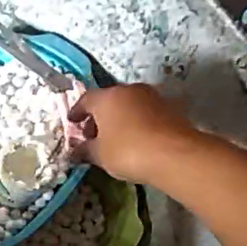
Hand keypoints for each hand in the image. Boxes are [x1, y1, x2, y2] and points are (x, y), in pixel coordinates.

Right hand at [69, 84, 219, 186]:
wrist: (174, 154)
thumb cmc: (127, 151)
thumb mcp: (99, 155)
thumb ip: (84, 150)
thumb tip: (74, 151)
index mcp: (107, 97)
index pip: (86, 99)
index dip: (77, 112)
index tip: (72, 122)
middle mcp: (129, 90)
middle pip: (108, 100)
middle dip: (98, 116)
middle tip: (92, 135)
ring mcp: (151, 96)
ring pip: (128, 105)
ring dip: (118, 119)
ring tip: (113, 139)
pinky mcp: (169, 108)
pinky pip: (144, 113)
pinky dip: (135, 123)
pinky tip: (134, 140)